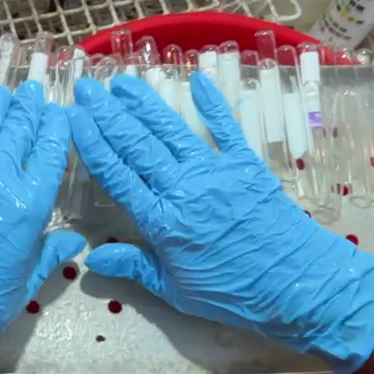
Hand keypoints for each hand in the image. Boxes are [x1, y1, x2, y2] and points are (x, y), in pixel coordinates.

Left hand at [0, 82, 85, 373]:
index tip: (60, 111)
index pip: (50, 156)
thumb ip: (51, 252)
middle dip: (27, 110)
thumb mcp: (28, 280)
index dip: (56, 129)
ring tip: (2, 92)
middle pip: (17, 135)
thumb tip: (74, 239)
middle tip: (32, 90)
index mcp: (29, 206)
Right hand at [67, 73, 373, 373]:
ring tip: (121, 82)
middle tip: (86, 88)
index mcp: (161, 221)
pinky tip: (197, 79)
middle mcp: (183, 188)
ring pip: (171, 131)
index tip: (72, 118)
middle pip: (137, 145)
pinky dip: (212, 103)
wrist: (300, 285)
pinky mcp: (246, 166)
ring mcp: (215, 172)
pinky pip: (226, 128)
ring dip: (144, 104)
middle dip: (108, 114)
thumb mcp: (175, 291)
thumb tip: (89, 258)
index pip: (117, 174)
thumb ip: (134, 267)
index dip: (92, 143)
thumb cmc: (234, 294)